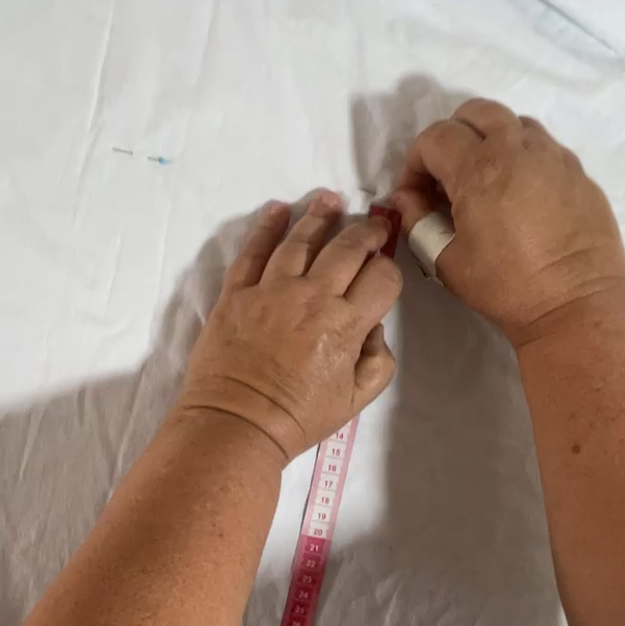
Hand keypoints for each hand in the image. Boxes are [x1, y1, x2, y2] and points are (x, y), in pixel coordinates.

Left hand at [176, 192, 400, 462]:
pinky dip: (266, 227)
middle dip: (365, 232)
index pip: (381, 277)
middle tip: (372, 226)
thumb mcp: (355, 401)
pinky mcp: (236, 294)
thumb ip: (378, 361)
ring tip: (330, 200)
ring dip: (319, 216)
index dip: (389, 270)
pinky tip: (277, 210)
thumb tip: (373, 327)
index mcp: (345, 324)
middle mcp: (311, 297)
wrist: (235, 425)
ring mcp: (270, 291)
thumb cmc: (297, 418)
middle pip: (346, 248)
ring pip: (300, 240)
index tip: (384, 270)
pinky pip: (252, 252)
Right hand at [390, 98, 624, 347]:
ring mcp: (553, 155)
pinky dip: (517, 158)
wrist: (574, 302)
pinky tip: (515, 198)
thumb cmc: (504, 286)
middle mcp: (518, 148)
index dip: (414, 163)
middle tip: (445, 179)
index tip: (414, 195)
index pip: (434, 138)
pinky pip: (540, 146)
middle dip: (450, 138)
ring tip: (482, 184)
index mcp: (480, 168)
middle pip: (474, 112)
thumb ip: (418, 220)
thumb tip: (406, 198)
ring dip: (487, 142)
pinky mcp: (576, 170)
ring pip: (510, 123)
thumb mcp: (446, 260)